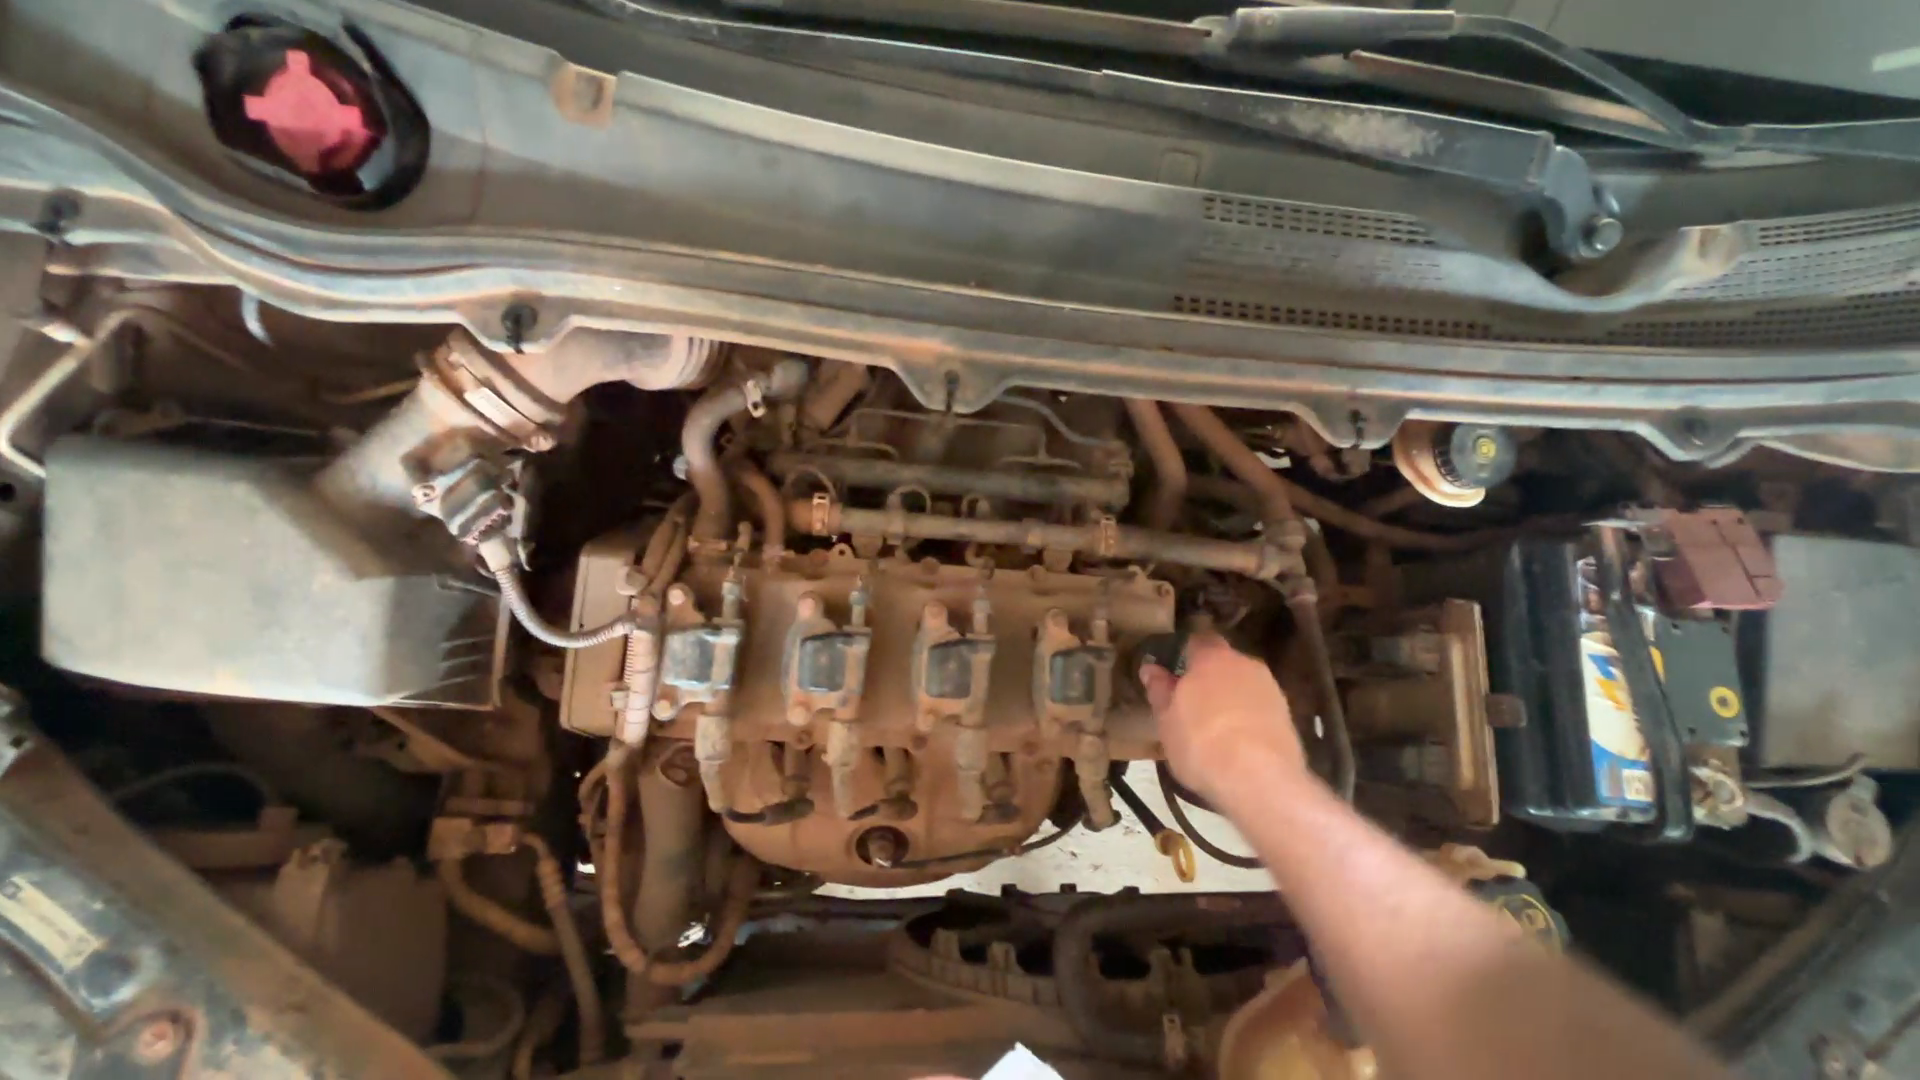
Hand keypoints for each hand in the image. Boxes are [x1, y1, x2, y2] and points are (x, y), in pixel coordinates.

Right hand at [1139, 633, 1307, 804]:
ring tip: (1215, 726)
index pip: (1198, 639)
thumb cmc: (1201, 743)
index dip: (1186, 652)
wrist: (1260, 780)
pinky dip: (1248, 717)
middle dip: (1210, 677)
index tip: (1174, 671)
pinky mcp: (1288, 715)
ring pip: (1244, 685)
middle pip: (1224, 662)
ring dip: (1231, 698)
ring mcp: (1271, 688)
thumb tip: (1150, 668)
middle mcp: (1246, 663)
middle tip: (1192, 702)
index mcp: (1212, 657)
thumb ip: (1160, 690)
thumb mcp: (1167, 720)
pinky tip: (1238, 741)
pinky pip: (1259, 707)